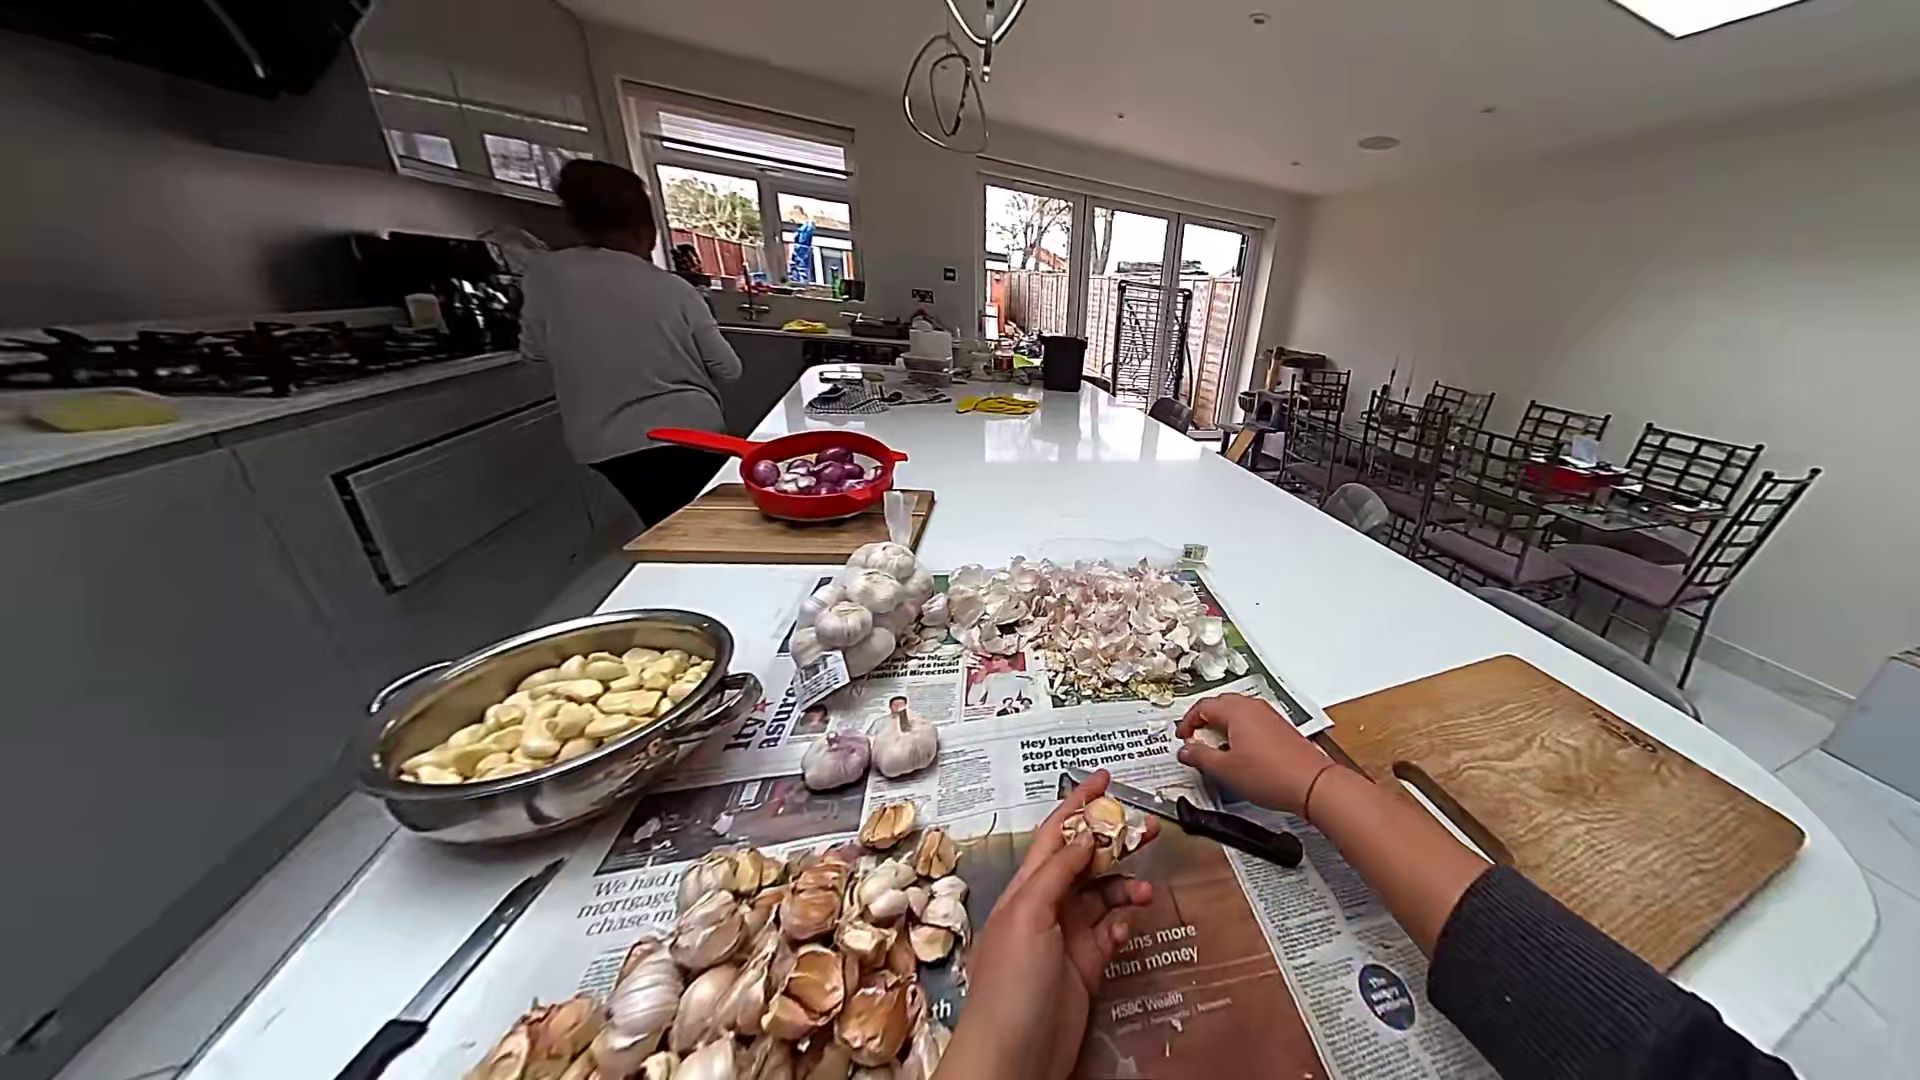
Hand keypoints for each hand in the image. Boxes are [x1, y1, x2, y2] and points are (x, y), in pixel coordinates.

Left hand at [939, 770, 1157, 1079]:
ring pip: (1104, 893)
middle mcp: (1049, 901)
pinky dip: (1124, 921)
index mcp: (1030, 882)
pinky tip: (1131, 922)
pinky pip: (1111, 930)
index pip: (1057, 830)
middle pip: (1087, 858)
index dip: (1079, 802)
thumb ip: (1057, 872)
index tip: (1104, 779)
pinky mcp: (1087, 963)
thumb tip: (1084, 834)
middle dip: (1114, 840)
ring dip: (1125, 884)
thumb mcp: (1029, 913)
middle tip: (1146, 826)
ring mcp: (1069, 932)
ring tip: (1144, 888)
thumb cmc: (1012, 980)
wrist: (1015, 1055)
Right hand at [1176, 692, 1335, 815]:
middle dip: (1204, 722)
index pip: (1201, 707)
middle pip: (1219, 705)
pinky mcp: (1281, 728)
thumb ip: (1200, 757)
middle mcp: (1252, 707)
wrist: (1315, 786)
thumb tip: (1185, 751)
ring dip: (1222, 727)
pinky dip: (1240, 732)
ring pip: (1236, 713)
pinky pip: (1252, 721)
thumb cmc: (1272, 775)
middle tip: (1197, 741)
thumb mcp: (1225, 769)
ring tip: (1218, 749)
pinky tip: (1241, 754)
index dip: (1187, 722)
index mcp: (1235, 710)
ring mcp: (1269, 715)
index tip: (1183, 737)